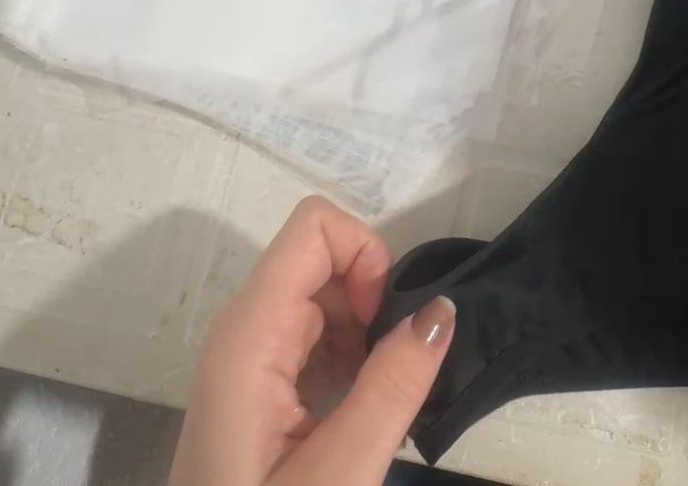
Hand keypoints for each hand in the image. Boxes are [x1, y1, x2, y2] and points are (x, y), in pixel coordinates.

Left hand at [172, 196, 454, 485]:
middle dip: (370, 294)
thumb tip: (441, 308)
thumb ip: (394, 385)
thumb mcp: (338, 473)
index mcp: (251, 333)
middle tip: (387, 367)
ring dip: (364, 327)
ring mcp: (251, 351)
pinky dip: (350, 350)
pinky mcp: (261, 377)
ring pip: (325, 291)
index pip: (313, 226)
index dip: (363, 254)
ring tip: (374, 393)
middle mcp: (246, 326)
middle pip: (321, 255)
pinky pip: (317, 329)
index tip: (383, 322)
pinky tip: (357, 403)